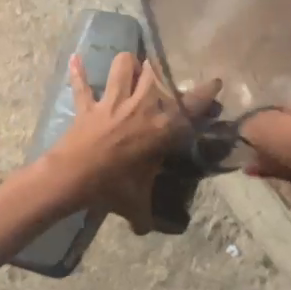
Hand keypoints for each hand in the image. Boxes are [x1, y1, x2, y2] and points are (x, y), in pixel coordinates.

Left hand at [44, 51, 217, 234]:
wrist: (75, 176)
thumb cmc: (113, 187)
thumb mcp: (137, 203)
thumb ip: (145, 217)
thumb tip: (144, 231)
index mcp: (163, 127)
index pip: (192, 103)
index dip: (206, 91)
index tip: (215, 82)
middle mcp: (142, 106)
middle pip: (157, 72)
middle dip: (161, 69)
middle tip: (161, 74)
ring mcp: (113, 102)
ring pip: (123, 66)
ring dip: (127, 64)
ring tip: (130, 66)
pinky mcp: (88, 105)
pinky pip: (82, 84)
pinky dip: (78, 71)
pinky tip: (75, 58)